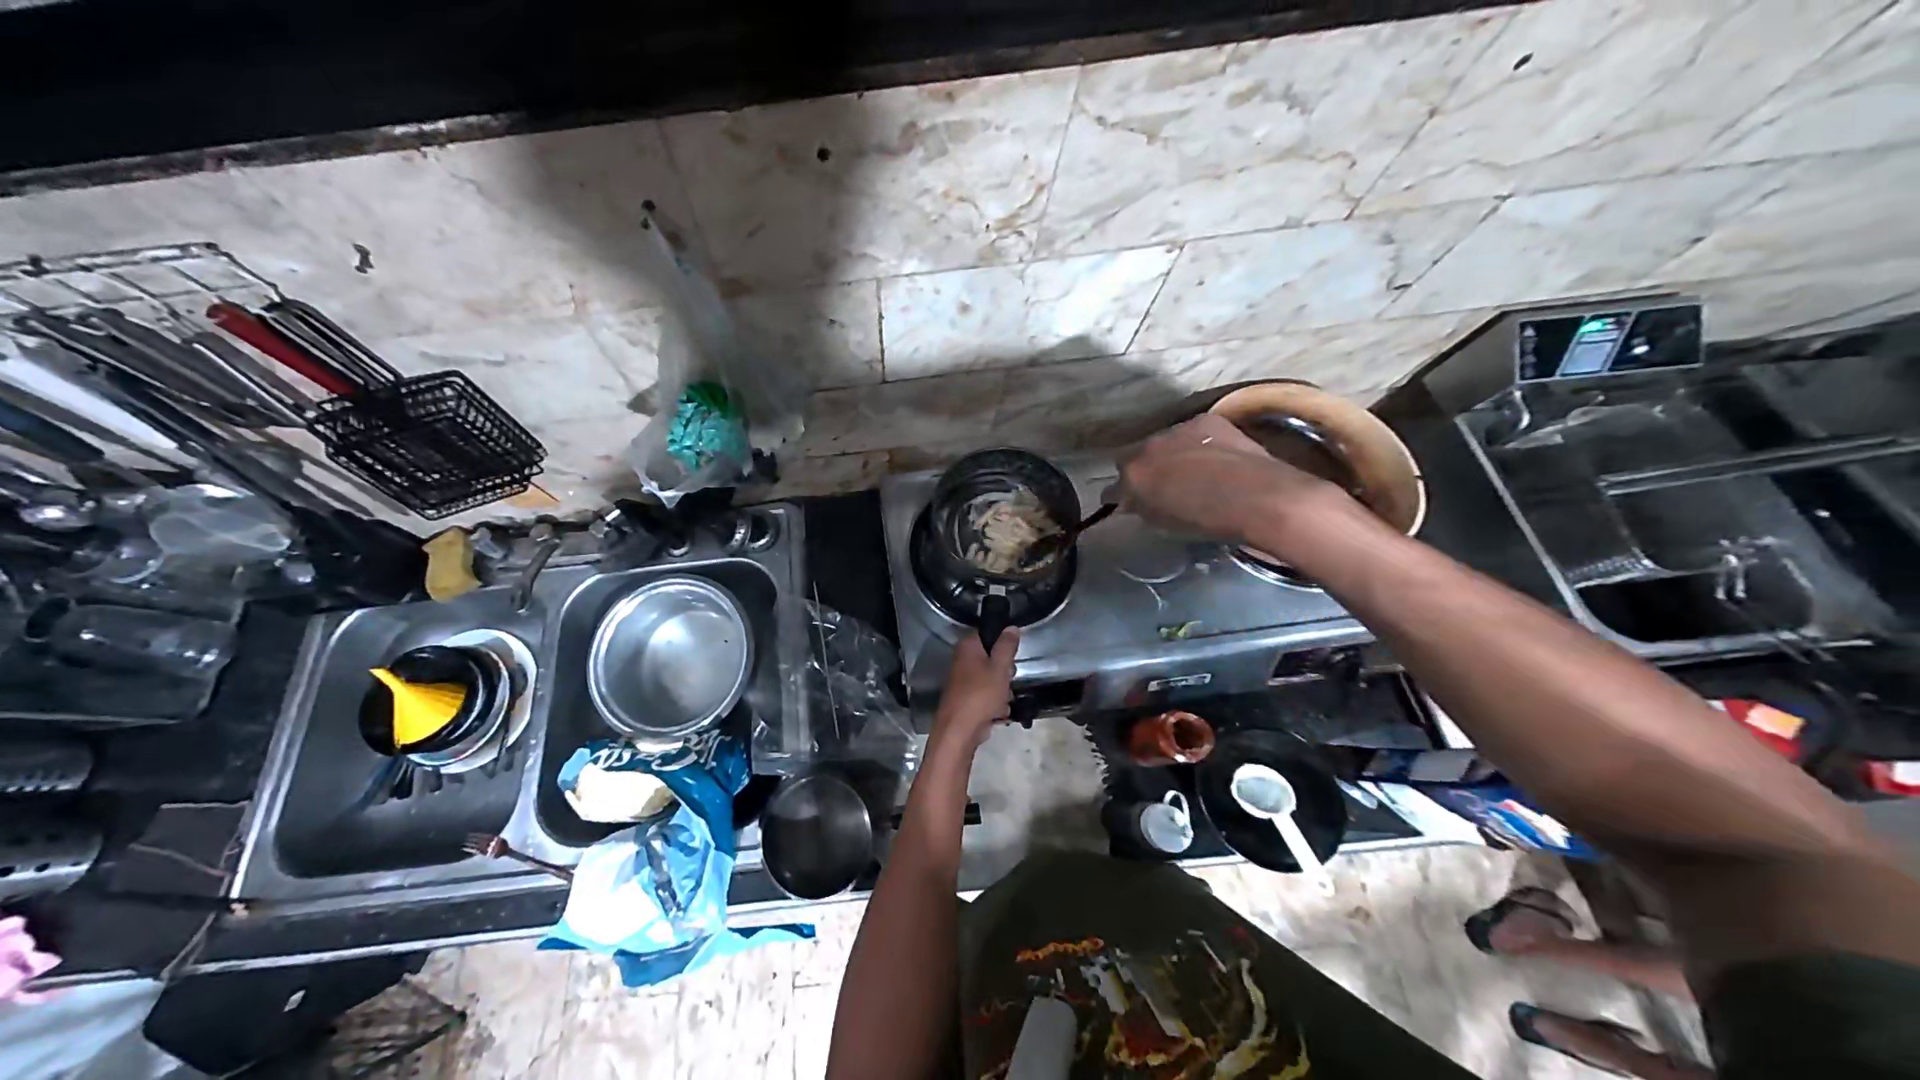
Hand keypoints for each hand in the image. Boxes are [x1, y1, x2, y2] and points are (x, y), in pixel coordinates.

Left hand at [933, 628, 1019, 752]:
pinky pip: (986, 696)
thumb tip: (1011, 627)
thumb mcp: (1000, 667)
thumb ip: (1007, 646)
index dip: (1003, 643)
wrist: (960, 730)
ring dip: (1002, 690)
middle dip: (1005, 671)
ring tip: (1003, 700)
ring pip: (992, 678)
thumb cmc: (981, 694)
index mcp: (967, 646)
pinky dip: (994, 704)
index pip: (988, 633)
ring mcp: (963, 681)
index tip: (1012, 656)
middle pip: (992, 657)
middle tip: (1009, 678)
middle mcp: (962, 660)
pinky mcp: (966, 698)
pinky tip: (998, 713)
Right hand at [1107, 414, 1349, 549]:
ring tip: (1192, 471)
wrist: (1259, 498)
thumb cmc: (1208, 522)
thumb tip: (1134, 501)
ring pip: (1164, 441)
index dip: (1123, 494)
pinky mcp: (1207, 420)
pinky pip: (1192, 433)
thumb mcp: (1164, 523)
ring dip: (1172, 453)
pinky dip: (1198, 443)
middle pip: (1135, 455)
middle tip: (1164, 486)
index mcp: (1133, 474)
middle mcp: (1148, 445)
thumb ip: (1143, 507)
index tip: (1134, 503)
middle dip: (1145, 468)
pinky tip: (1215, 458)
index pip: (1114, 485)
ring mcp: (1178, 429)